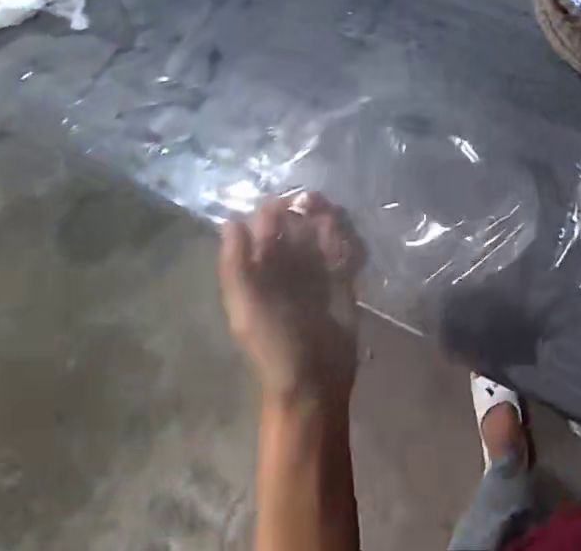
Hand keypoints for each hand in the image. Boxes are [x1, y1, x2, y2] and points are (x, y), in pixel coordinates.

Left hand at [218, 191, 362, 404]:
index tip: (292, 202)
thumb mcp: (247, 307)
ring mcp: (317, 271)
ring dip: (331, 220)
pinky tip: (349, 247)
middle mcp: (288, 265)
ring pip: (325, 231)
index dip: (277, 209)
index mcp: (260, 269)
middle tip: (319, 204)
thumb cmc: (274, 344)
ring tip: (335, 226)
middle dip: (308, 208)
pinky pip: (346, 249)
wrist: (315, 378)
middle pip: (298, 223)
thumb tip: (232, 221)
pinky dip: (348, 241)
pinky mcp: (344, 279)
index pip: (266, 226)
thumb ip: (236, 265)